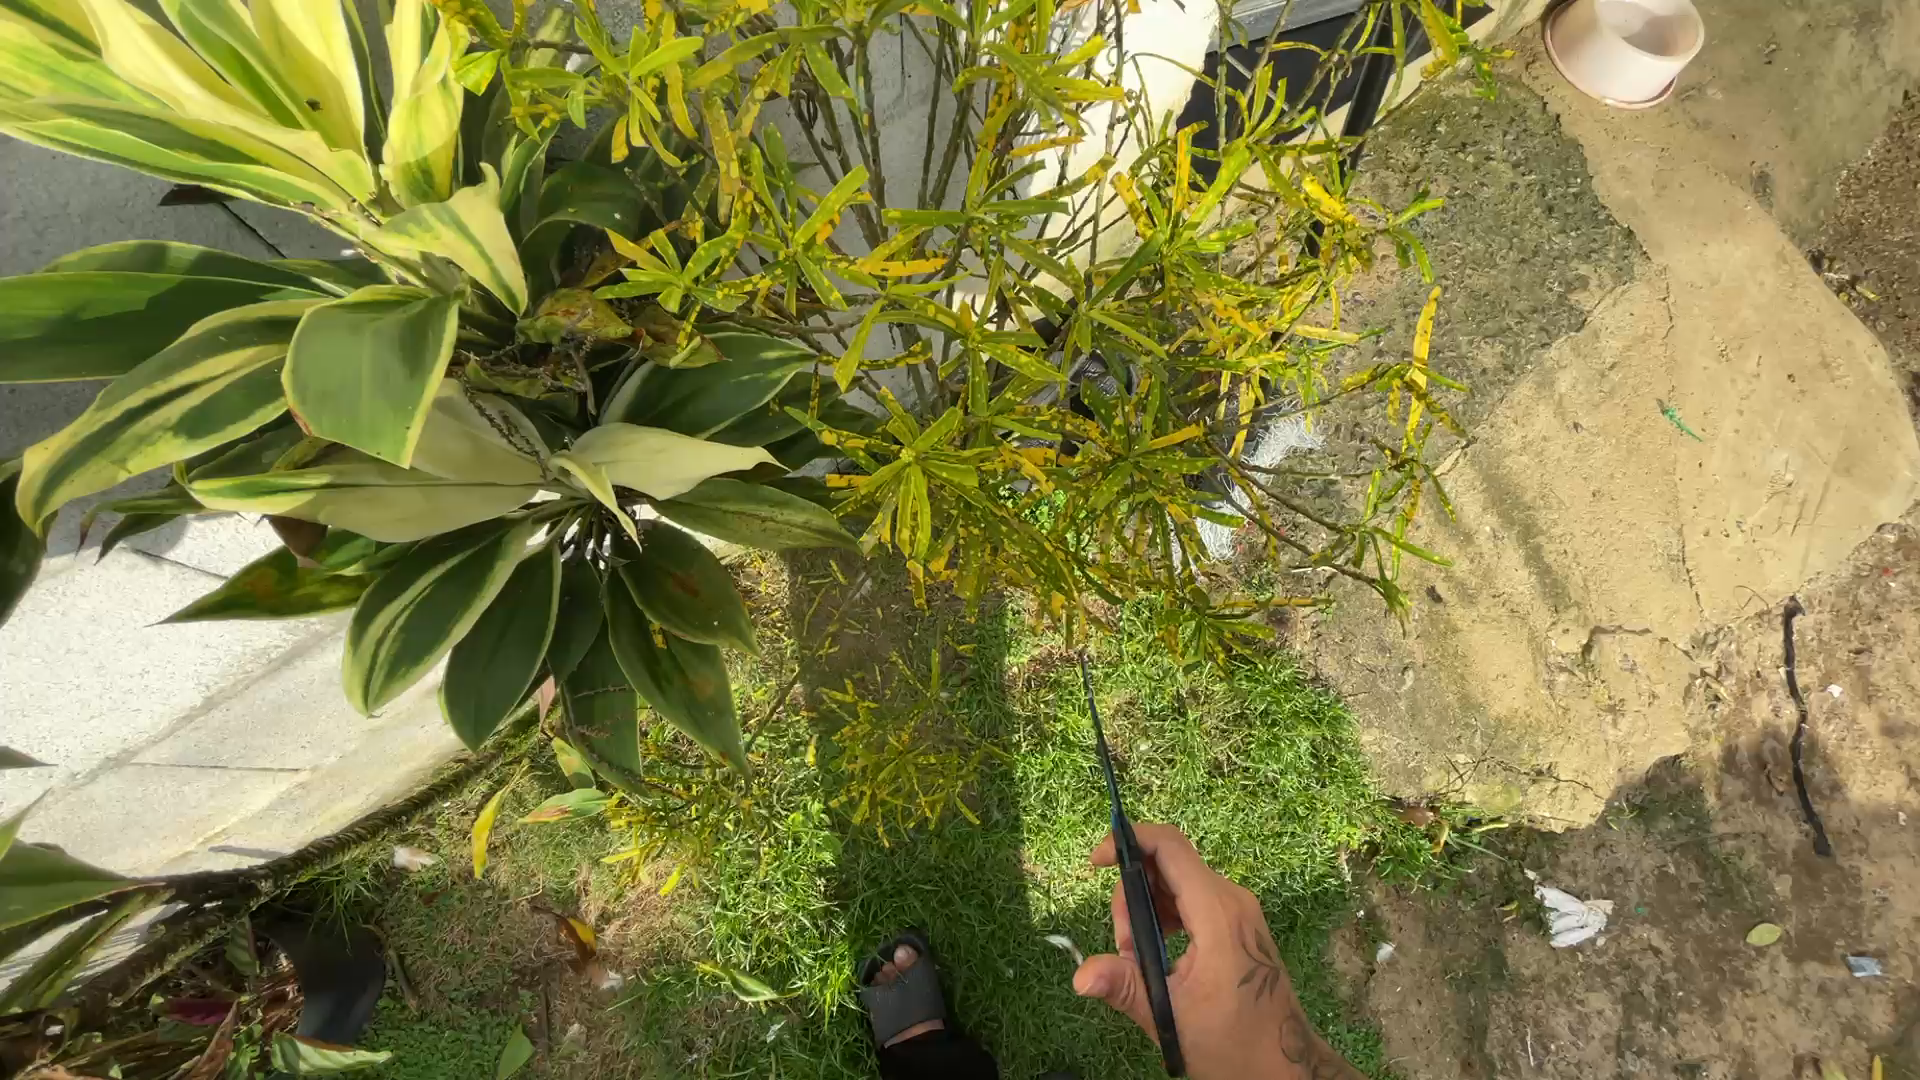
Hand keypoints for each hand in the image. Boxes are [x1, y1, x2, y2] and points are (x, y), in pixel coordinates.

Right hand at [1072, 823, 1363, 1079]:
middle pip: (1167, 863)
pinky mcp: (1237, 921)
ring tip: (1137, 956)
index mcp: (1216, 911)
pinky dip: (1165, 914)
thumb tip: (1080, 977)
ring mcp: (1237, 908)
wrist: (1289, 1071)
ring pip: (1176, 880)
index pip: (1169, 845)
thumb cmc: (1234, 1044)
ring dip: (1146, 907)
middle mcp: (1230, 898)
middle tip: (1123, 946)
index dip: (1128, 840)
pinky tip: (1157, 952)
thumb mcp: (1172, 1017)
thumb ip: (1125, 986)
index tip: (1097, 862)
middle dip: (1132, 894)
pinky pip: (1191, 896)